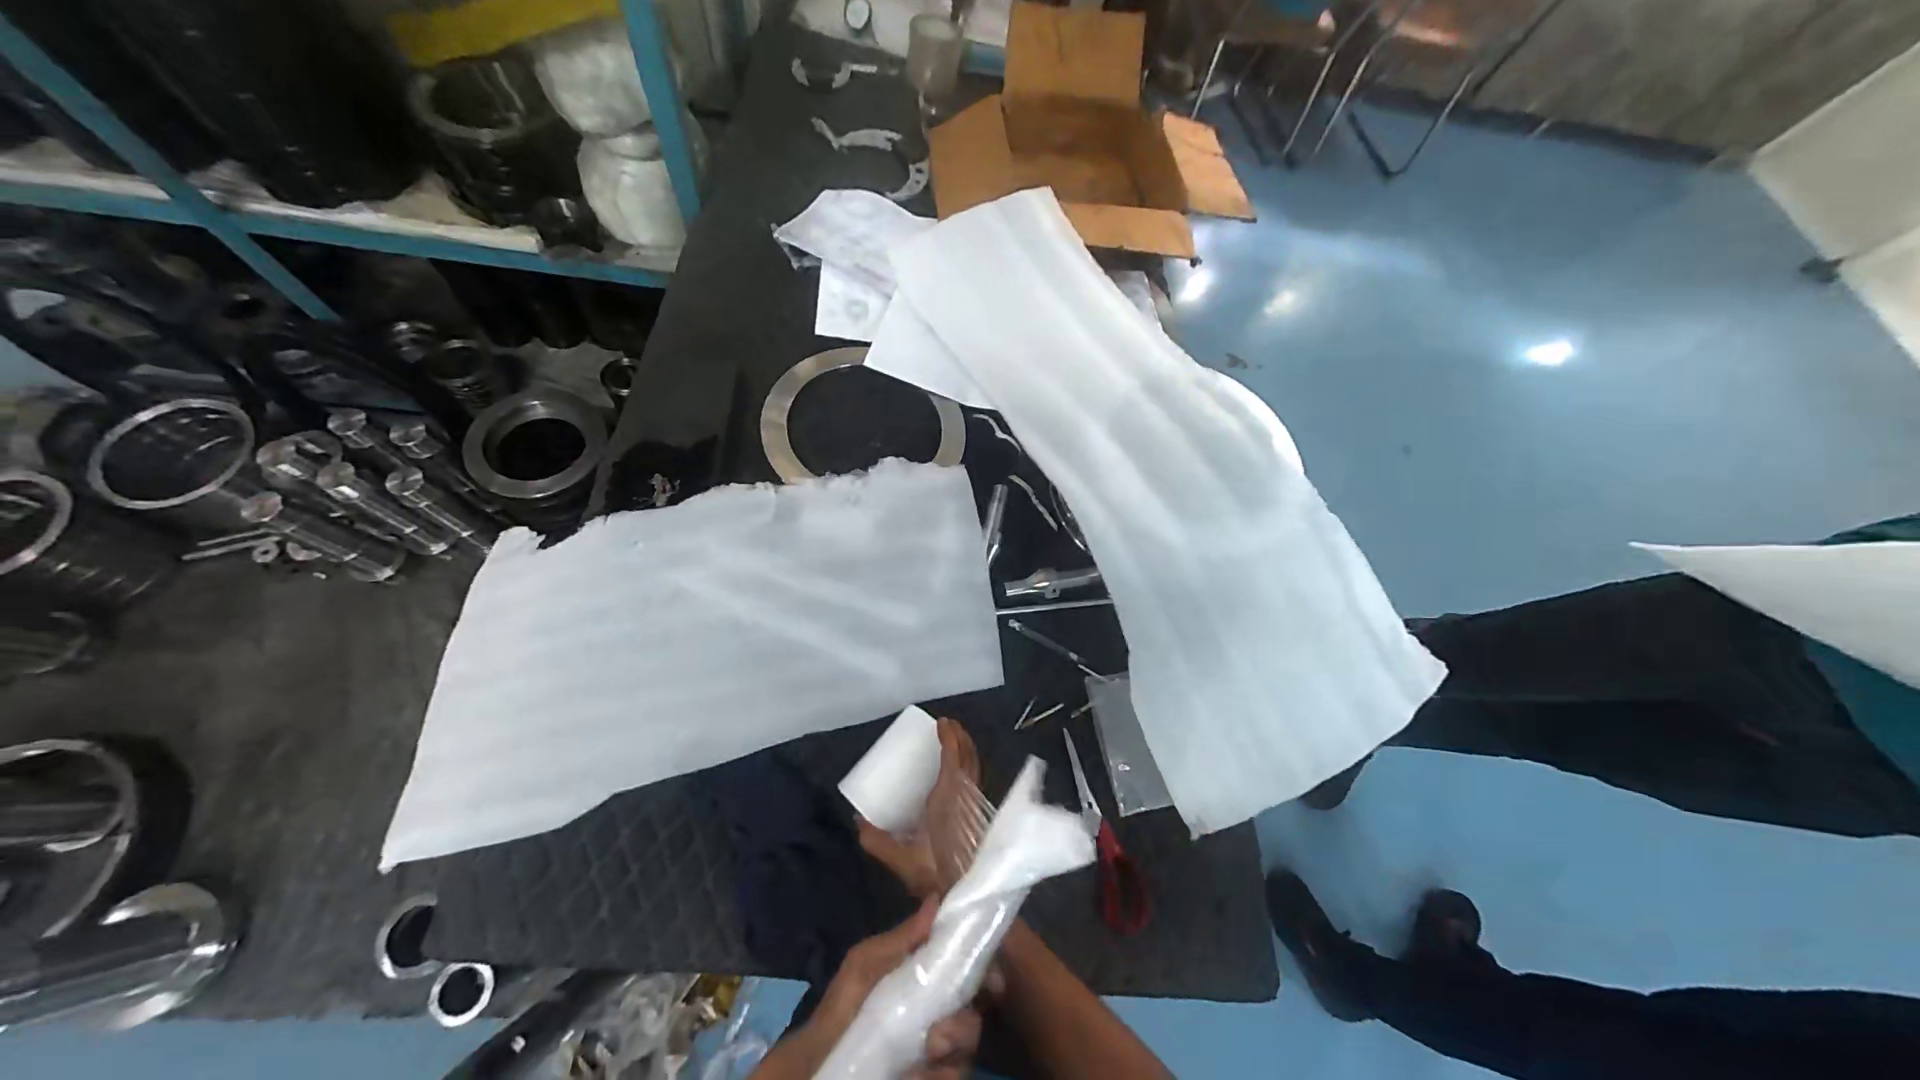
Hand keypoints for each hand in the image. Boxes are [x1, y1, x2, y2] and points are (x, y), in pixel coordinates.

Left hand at [750, 900, 982, 1078]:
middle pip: (978, 1010)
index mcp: (930, 979)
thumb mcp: (867, 963)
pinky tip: (916, 1072)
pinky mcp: (936, 1078)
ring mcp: (940, 1052)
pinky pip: (955, 1076)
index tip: (992, 978)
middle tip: (945, 1024)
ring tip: (928, 1048)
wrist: (821, 1058)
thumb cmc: (845, 1004)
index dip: (987, 970)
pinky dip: (939, 1076)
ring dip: (953, 1044)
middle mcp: (941, 1014)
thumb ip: (902, 938)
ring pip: (970, 1046)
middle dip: (969, 1017)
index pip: (970, 970)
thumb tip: (936, 898)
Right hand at [858, 718, 979, 898]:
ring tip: (956, 739)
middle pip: (969, 757)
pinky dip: (970, 765)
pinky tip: (961, 771)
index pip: (952, 759)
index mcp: (948, 798)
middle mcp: (966, 796)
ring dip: (967, 750)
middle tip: (949, 725)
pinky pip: (976, 780)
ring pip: (975, 768)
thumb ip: (876, 840)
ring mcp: (976, 806)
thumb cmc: (936, 875)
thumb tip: (857, 820)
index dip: (949, 737)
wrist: (968, 896)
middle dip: (961, 737)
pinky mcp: (980, 817)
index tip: (942, 722)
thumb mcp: (901, 859)